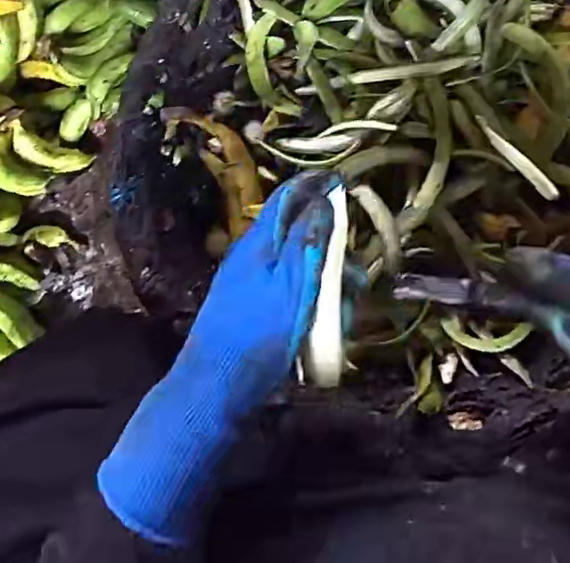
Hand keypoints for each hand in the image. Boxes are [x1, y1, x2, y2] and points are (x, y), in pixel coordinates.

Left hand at [98, 172, 335, 544]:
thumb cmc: (258, 335)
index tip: (342, 181)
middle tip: (356, 280)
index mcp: (260, 241)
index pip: (288, 196)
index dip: (315, 185)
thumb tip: (322, 198)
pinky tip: (321, 330)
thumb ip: (308, 241)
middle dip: (332, 252)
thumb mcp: (293, 285)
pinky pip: (289, 291)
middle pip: (299, 235)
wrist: (213, 389)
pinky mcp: (252, 307)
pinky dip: (310, 302)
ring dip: (326, 283)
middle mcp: (253, 254)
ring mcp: (250, 281)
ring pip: (298, 266)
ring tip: (343, 317)